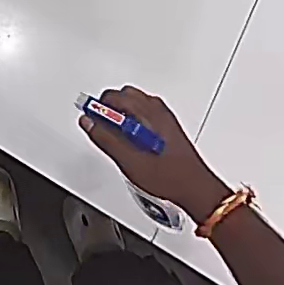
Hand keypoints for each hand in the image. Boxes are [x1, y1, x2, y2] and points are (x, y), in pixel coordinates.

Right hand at [80, 86, 229, 214]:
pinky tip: (132, 139)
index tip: (90, 119)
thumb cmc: (169, 175)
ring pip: (135, 102)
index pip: (113, 97)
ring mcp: (164, 117)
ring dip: (121, 113)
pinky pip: (145, 112)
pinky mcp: (168, 126)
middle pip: (125, 95)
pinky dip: (133, 119)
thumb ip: (105, 138)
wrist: (196, 189)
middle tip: (101, 127)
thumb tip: (88, 121)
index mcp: (147, 113)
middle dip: (109, 108)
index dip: (98, 108)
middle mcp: (157, 110)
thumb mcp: (128, 160)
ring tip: (116, 135)